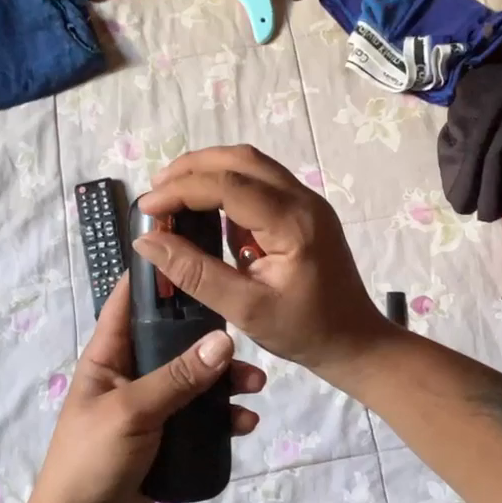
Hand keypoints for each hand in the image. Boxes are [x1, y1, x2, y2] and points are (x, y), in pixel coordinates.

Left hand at [33, 275, 265, 502]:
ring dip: (227, 382)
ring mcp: (152, 404)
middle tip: (248, 344)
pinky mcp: (168, 434)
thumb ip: (177, 377)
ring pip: (196, 380)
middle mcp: (132, 372)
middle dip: (213, 342)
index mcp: (109, 356)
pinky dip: (224, 417)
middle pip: (177, 342)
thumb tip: (224, 341)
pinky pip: (201, 416)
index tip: (194, 256)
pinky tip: (245, 423)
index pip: (129, 303)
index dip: (157, 278)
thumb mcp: (133, 411)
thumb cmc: (92, 458)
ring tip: (255, 388)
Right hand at [133, 145, 392, 376]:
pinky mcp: (305, 212)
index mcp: (294, 223)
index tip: (146, 208)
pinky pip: (262, 184)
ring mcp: (308, 203)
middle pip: (242, 160)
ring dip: (210, 172)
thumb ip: (195, 273)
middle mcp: (304, 201)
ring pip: (252, 166)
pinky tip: (205, 210)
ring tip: (172, 195)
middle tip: (155, 191)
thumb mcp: (245, 309)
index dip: (182, 190)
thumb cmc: (304, 332)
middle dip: (193, 168)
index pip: (228, 186)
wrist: (355, 341)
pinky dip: (228, 187)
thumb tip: (147, 241)